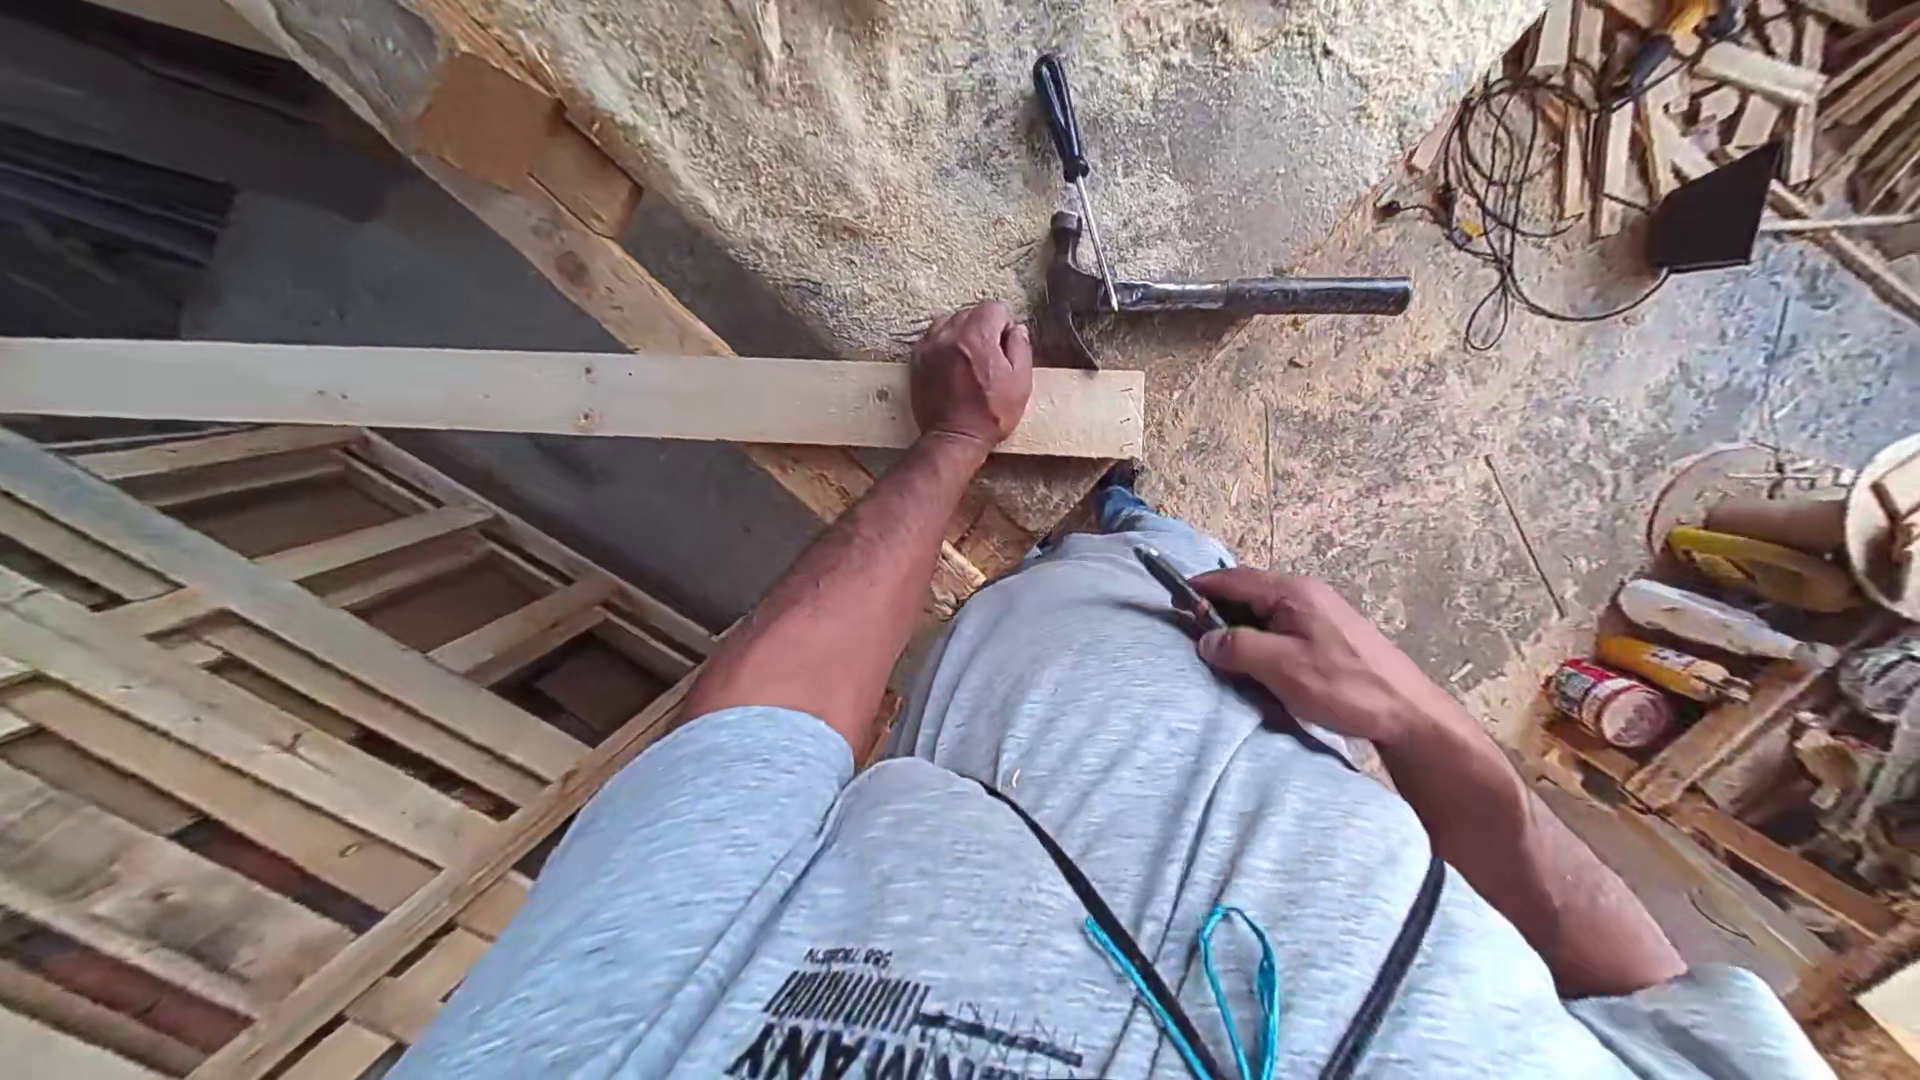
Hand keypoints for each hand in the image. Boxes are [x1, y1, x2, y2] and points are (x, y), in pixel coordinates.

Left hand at [910, 301, 1032, 454]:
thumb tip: (1017, 329)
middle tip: (987, 357)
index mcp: (977, 337)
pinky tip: (951, 365)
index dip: (1004, 326)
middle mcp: (950, 335)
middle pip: (970, 313)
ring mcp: (929, 347)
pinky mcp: (917, 360)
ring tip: (968, 360)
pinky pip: (931, 339)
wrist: (955, 438)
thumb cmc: (990, 414)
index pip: (994, 308)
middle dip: (982, 329)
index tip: (1004, 347)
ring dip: (960, 335)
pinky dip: (942, 346)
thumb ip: (1021, 348)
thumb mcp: (1020, 382)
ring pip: (948, 323)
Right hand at [1189, 569, 1471, 747]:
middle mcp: (1303, 592)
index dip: (1198, 589)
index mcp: (1291, 592)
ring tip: (1222, 653)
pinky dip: (1255, 636)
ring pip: (1259, 609)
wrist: (1411, 715)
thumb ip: (1237, 648)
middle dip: (1215, 609)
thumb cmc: (1347, 688)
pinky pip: (1275, 623)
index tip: (1172, 605)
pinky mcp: (1324, 631)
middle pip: (1244, 590)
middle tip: (1195, 637)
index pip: (1231, 579)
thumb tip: (1205, 640)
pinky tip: (1253, 660)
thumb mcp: (1283, 668)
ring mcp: (1316, 610)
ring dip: (1236, 626)